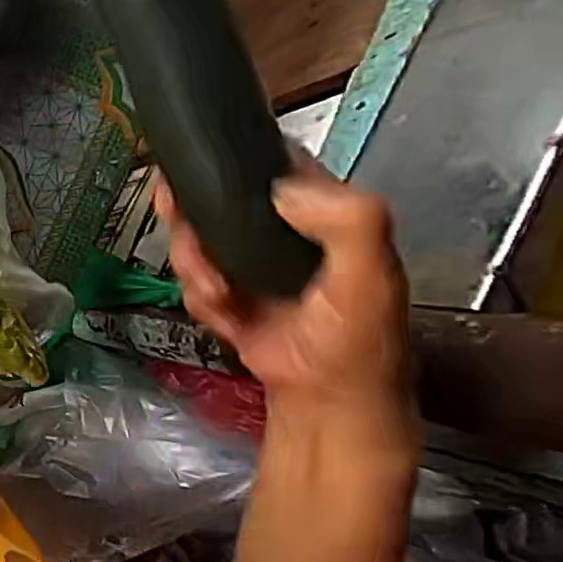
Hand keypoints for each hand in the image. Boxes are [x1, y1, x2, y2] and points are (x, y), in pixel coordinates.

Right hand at [155, 158, 417, 472]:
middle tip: (195, 249)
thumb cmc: (359, 339)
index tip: (201, 175)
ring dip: (195, 269)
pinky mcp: (224, 291)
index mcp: (317, 207)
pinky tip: (223, 314)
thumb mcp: (372, 274)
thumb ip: (349, 219)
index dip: (232, 161)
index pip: (268, 162)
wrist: (328, 400)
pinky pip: (191, 279)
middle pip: (213, 199)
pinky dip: (199, 298)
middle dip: (192, 221)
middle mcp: (276, 227)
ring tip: (219, 296)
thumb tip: (284, 193)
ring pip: (193, 240)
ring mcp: (245, 260)